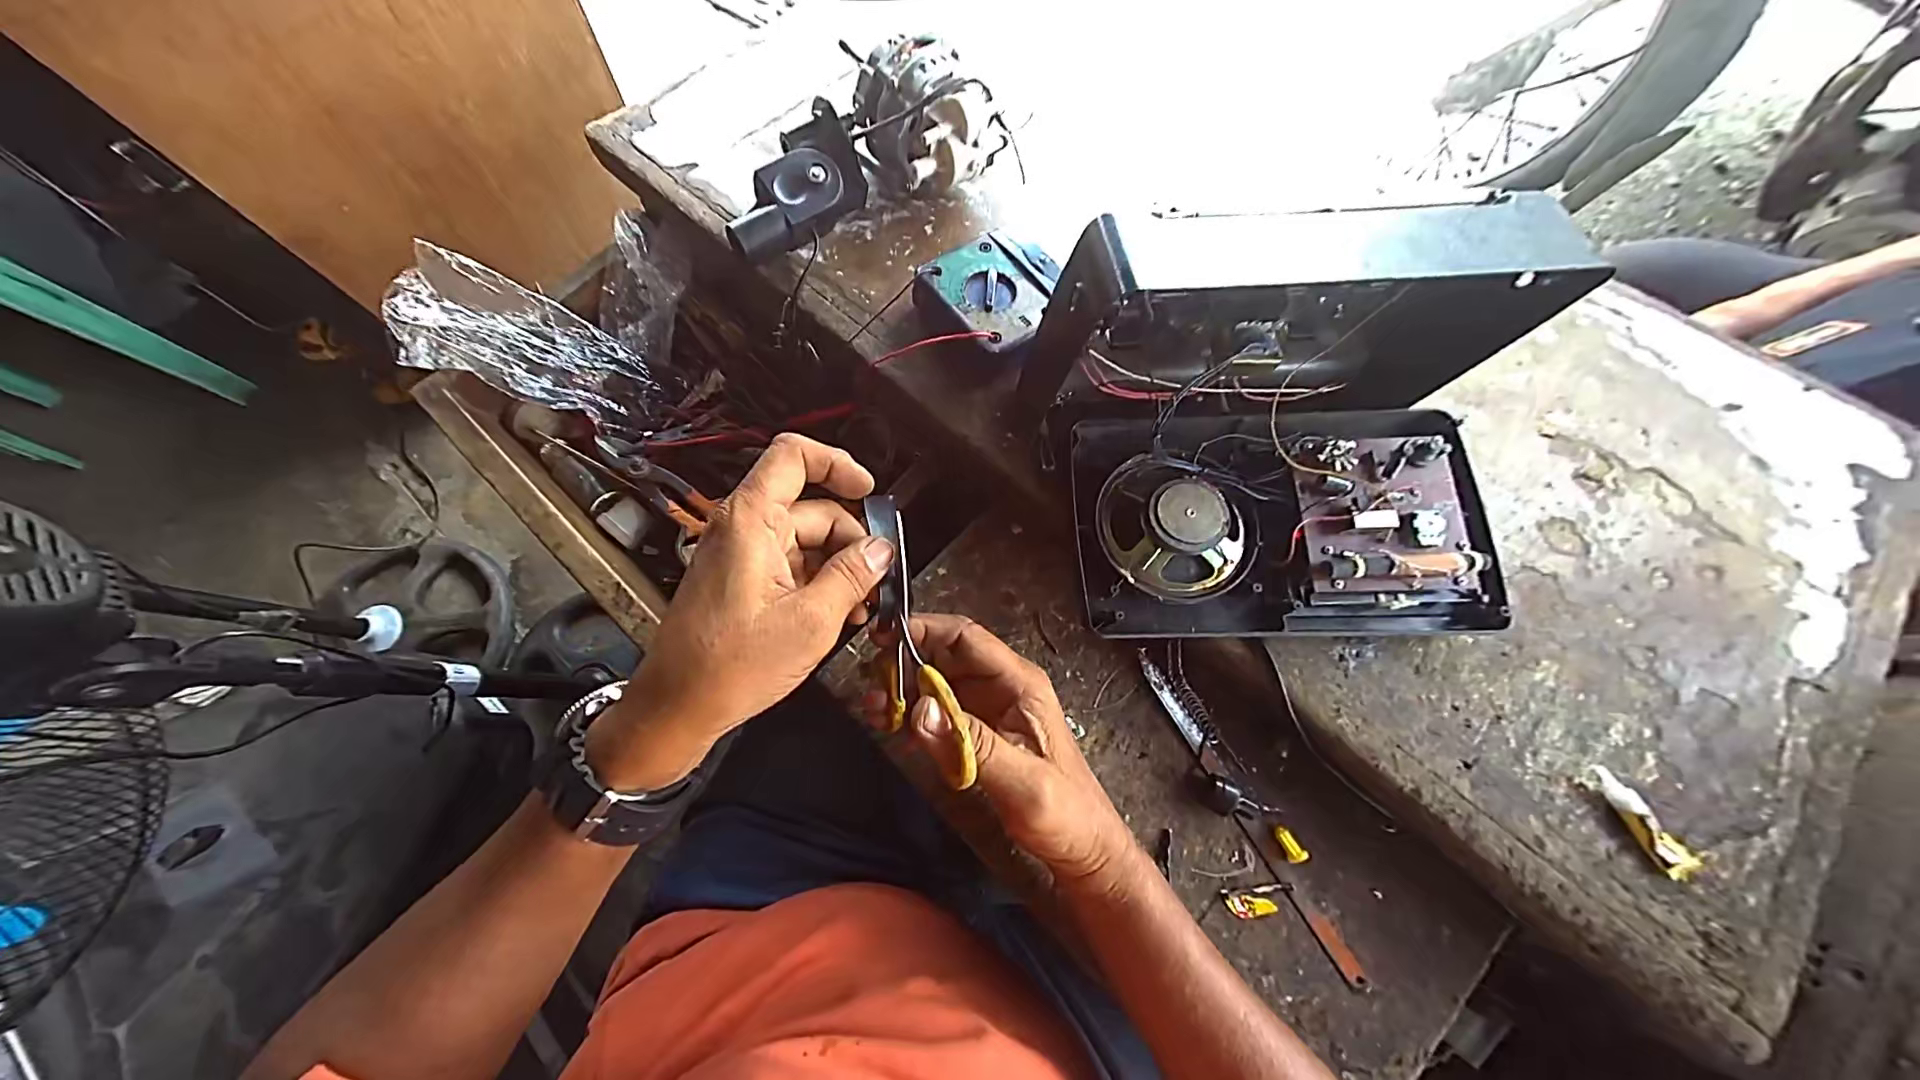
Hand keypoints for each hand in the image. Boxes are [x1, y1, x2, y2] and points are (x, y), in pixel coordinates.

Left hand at [588, 434, 894, 789]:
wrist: (680, 706)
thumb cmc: (723, 668)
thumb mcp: (811, 621)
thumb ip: (853, 576)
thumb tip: (880, 550)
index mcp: (749, 522)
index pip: (793, 455)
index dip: (837, 463)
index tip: (866, 488)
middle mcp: (741, 529)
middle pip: (813, 507)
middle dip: (851, 538)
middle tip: (876, 573)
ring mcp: (742, 554)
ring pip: (807, 538)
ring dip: (839, 565)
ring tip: (859, 603)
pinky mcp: (744, 577)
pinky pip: (792, 563)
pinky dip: (819, 580)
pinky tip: (838, 611)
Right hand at [860, 615, 1135, 889]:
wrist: (1082, 847)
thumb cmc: (1066, 813)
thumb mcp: (1022, 781)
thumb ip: (971, 744)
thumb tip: (920, 708)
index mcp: (1020, 684)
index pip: (966, 638)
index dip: (924, 630)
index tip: (884, 638)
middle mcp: (1002, 687)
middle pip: (945, 655)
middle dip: (906, 660)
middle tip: (872, 680)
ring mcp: (988, 709)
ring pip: (937, 681)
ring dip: (904, 689)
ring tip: (875, 706)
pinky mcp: (977, 731)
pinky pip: (938, 711)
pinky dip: (912, 714)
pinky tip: (891, 725)